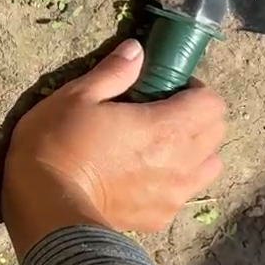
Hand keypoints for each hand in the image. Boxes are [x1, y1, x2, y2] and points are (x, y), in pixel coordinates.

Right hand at [1, 39, 225, 254]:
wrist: (48, 200)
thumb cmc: (58, 139)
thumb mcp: (76, 96)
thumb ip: (113, 72)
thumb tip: (137, 49)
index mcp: (166, 127)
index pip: (212, 104)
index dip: (193, 90)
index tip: (163, 87)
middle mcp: (184, 161)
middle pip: (216, 133)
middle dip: (195, 116)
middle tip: (155, 111)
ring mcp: (176, 192)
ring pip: (208, 165)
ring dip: (191, 149)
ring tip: (153, 144)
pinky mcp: (163, 215)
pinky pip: (184, 190)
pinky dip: (173, 176)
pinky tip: (137, 174)